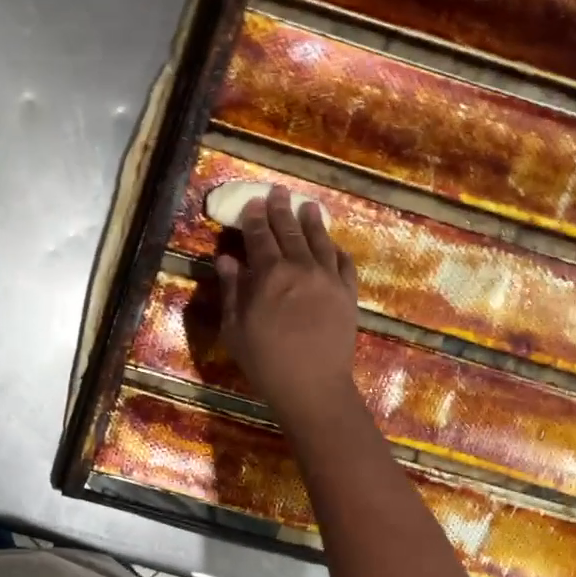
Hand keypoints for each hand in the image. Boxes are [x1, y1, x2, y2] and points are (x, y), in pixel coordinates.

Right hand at [216, 187, 361, 425]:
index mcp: (269, 275)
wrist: (312, 384)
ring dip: (312, 221)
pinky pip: (343, 262)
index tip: (252, 202)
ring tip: (308, 206)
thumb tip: (227, 260)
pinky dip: (335, 249)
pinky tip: (332, 244)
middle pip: (290, 231)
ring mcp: (328, 277)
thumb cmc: (264, 361)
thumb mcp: (235, 329)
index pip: (260, 237)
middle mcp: (300, 267)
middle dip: (281, 210)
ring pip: (319, 240)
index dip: (255, 218)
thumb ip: (232, 291)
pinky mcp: (348, 292)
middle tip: (278, 192)